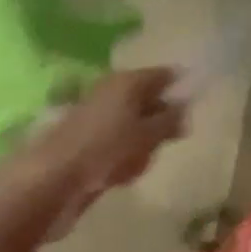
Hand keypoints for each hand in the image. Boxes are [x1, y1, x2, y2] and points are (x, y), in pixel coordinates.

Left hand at [32, 68, 185, 192]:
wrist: (54, 176)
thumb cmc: (108, 150)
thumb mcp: (148, 136)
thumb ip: (170, 120)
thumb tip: (185, 107)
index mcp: (128, 81)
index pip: (164, 75)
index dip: (181, 87)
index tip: (196, 105)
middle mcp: (111, 89)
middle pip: (147, 97)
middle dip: (163, 117)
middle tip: (174, 138)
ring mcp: (95, 111)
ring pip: (132, 119)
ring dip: (144, 138)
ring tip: (145, 159)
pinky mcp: (85, 134)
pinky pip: (116, 138)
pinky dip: (125, 150)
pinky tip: (124, 170)